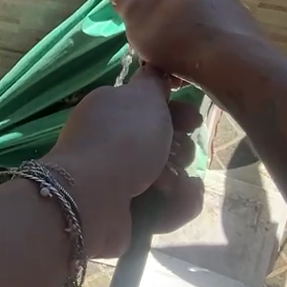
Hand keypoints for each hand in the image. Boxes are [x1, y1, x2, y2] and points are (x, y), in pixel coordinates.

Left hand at [42, 67, 204, 257]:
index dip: (176, 112)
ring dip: (180, 178)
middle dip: (181, 148)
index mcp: (109, 112)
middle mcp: (110, 144)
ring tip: (172, 182)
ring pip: (168, 177)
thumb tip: (155, 73)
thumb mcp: (142, 98)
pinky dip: (176, 204)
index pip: (148, 109)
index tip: (194, 119)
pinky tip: (182, 197)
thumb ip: (152, 84)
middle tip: (178, 153)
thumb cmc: (122, 140)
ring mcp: (116, 180)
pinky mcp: (126, 213)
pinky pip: (164, 207)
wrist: (92, 197)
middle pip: (162, 144)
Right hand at [110, 0, 268, 87]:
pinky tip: (183, 64)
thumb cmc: (172, 31)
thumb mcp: (135, 16)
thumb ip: (125, 0)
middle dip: (154, 5)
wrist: (229, 61)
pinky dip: (191, 40)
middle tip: (142, 28)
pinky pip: (204, 27)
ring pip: (187, 8)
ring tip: (162, 54)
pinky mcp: (236, 21)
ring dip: (172, 26)